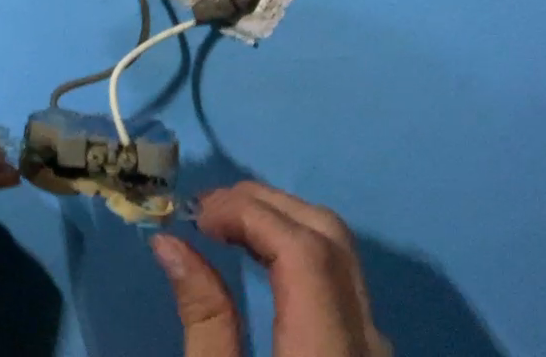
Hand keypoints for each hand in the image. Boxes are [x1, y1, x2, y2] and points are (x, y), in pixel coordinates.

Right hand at [151, 181, 389, 356]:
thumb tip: (169, 241)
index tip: (196, 217)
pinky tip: (255, 255)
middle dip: (262, 203)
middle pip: (328, 235)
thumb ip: (203, 319)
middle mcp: (367, 340)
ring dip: (278, 220)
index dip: (248, 213)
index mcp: (328, 352)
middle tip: (203, 212)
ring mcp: (375, 346)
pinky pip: (339, 275)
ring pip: (339, 249)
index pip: (305, 251)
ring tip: (222, 227)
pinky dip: (294, 247)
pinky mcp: (367, 351)